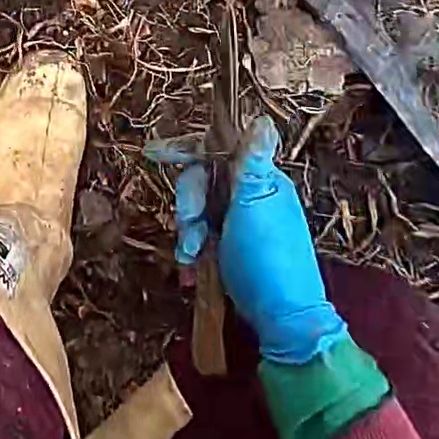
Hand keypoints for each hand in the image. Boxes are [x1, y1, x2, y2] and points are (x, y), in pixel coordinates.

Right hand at [173, 119, 347, 364]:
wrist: (284, 319)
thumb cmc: (268, 256)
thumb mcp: (255, 203)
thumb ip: (252, 160)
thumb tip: (263, 118)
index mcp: (258, 178)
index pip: (217, 149)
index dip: (187, 149)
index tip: (155, 153)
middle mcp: (248, 194)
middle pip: (202, 180)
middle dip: (189, 203)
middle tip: (189, 227)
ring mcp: (239, 222)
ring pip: (198, 210)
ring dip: (189, 231)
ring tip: (193, 255)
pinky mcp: (231, 247)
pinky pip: (202, 236)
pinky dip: (194, 250)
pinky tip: (193, 268)